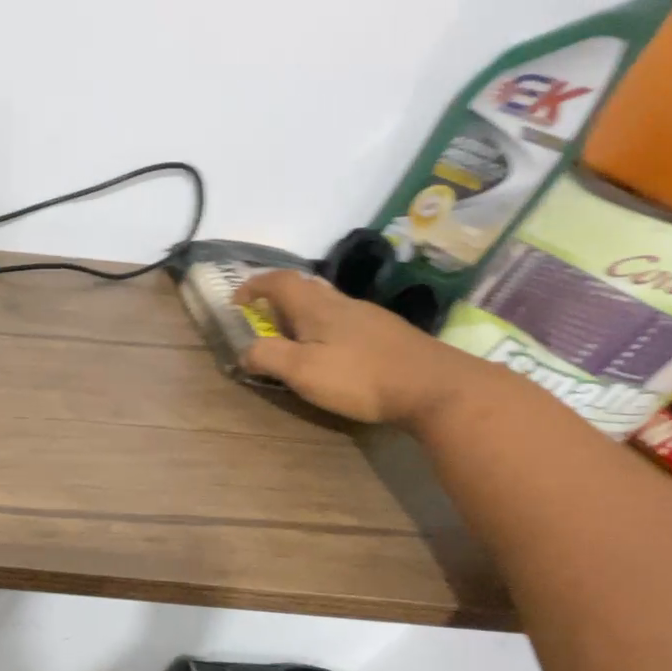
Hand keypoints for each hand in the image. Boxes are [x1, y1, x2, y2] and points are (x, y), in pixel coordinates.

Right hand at [234, 271, 487, 427]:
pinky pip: (342, 322)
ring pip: (325, 305)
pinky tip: (325, 354)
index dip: (254, 285)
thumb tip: (245, 351)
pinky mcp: (384, 335)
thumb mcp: (301, 371)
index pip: (280, 281)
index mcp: (318, 308)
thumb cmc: (360, 377)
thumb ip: (266, 356)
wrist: (435, 387)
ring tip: (289, 343)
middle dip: (276, 300)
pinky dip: (321, 330)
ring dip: (299, 317)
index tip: (236, 301)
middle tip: (259, 323)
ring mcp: (368, 318)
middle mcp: (343, 304)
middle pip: (305, 289)